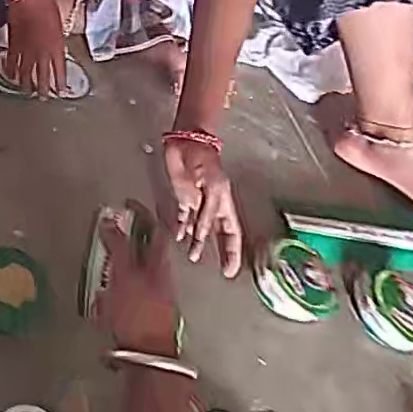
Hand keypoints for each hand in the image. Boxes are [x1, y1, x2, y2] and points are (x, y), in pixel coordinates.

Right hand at [5, 0, 66, 96]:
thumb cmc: (47, 7)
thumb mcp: (59, 27)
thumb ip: (57, 43)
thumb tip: (56, 51)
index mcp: (57, 48)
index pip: (59, 72)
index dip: (60, 84)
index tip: (60, 92)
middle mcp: (42, 54)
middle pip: (42, 77)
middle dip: (43, 90)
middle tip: (44, 98)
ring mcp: (26, 52)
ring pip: (26, 74)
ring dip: (27, 85)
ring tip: (27, 92)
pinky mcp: (13, 46)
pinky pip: (12, 63)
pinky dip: (11, 71)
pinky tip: (11, 76)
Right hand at [96, 202, 181, 355]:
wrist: (147, 356)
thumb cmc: (137, 311)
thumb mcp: (123, 273)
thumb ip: (117, 245)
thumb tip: (109, 218)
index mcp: (159, 262)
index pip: (153, 228)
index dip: (140, 213)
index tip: (125, 204)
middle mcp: (161, 276)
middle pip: (143, 249)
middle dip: (124, 241)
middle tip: (105, 237)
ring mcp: (155, 296)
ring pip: (135, 271)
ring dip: (117, 266)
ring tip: (100, 271)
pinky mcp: (144, 312)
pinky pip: (128, 292)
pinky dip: (114, 289)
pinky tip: (102, 300)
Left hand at [164, 138, 242, 278]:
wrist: (185, 140)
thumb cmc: (201, 157)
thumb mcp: (210, 185)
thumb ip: (206, 211)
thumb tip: (201, 234)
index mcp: (223, 201)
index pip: (231, 231)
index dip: (233, 251)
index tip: (231, 269)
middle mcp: (212, 204)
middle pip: (219, 232)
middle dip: (222, 251)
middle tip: (222, 271)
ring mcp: (197, 200)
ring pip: (200, 227)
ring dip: (198, 242)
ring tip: (193, 256)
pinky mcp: (183, 195)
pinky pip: (184, 216)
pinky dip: (182, 226)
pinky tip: (179, 236)